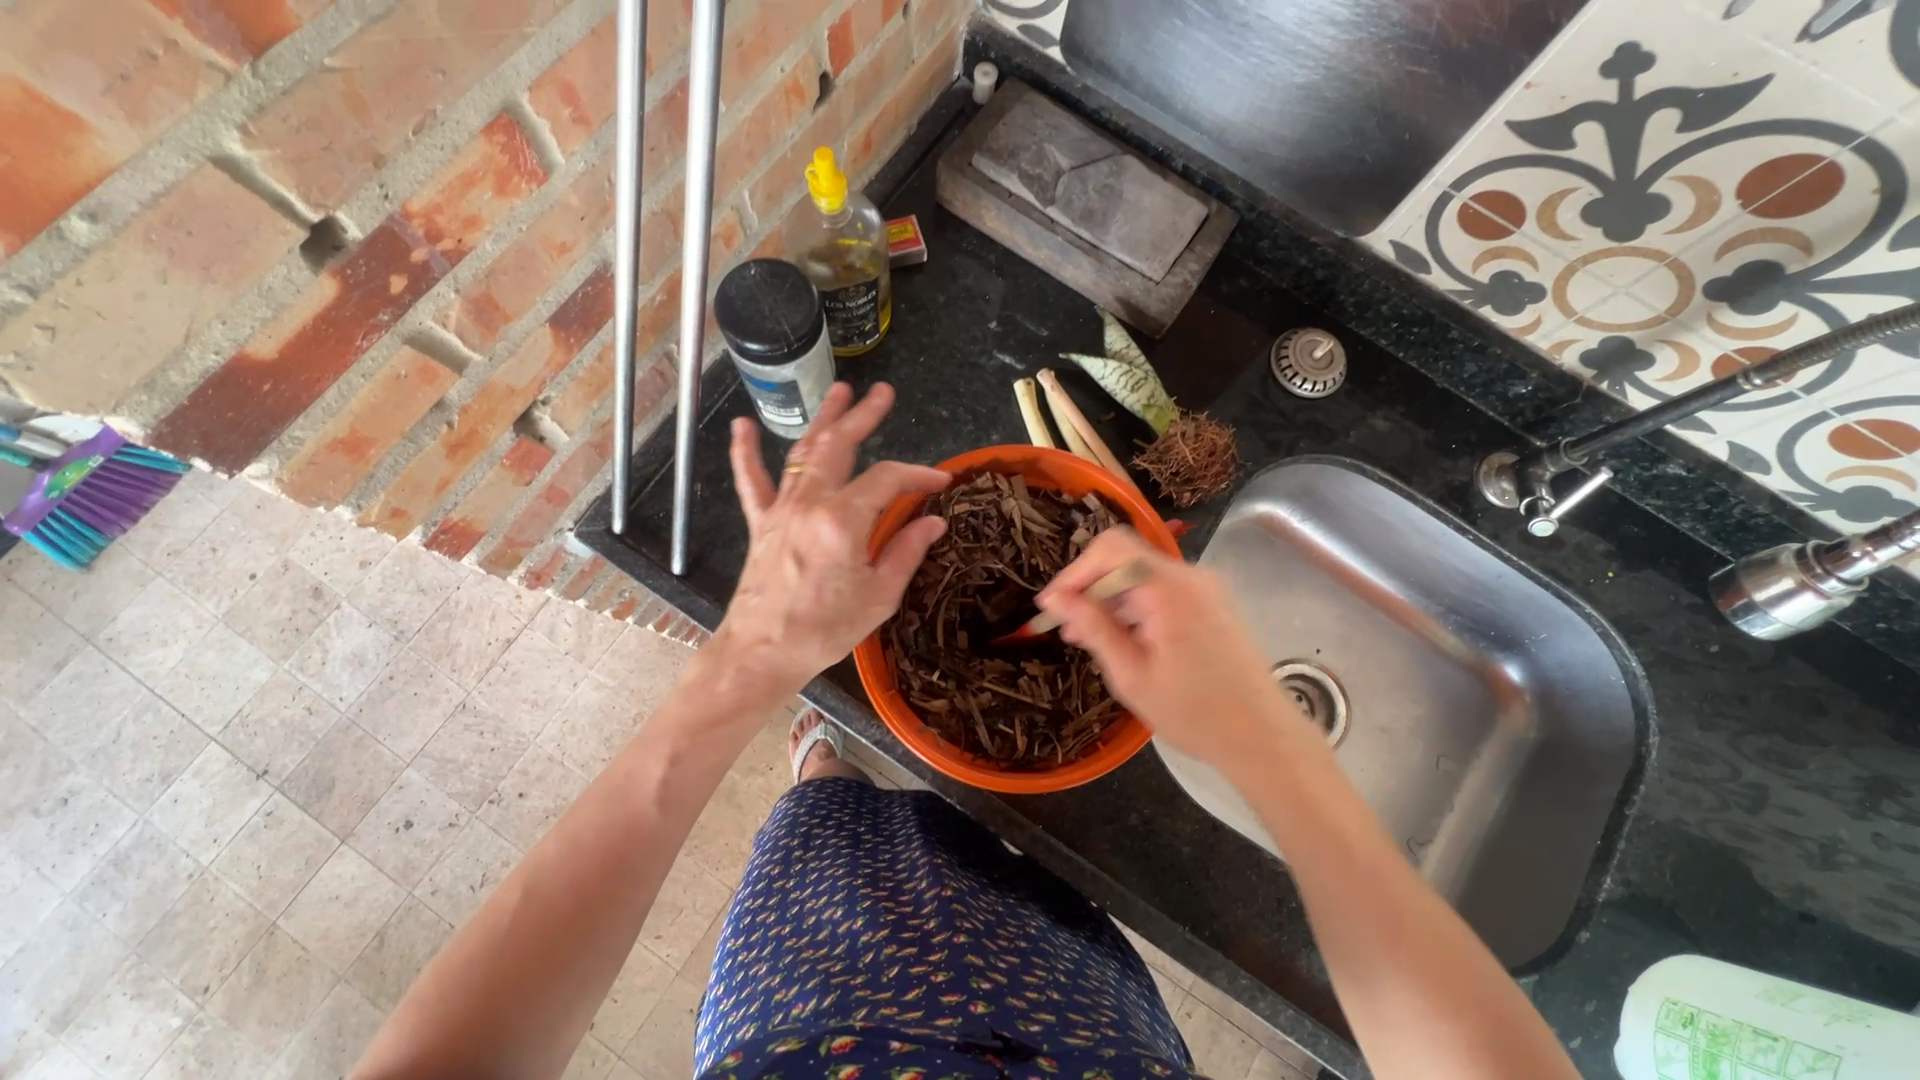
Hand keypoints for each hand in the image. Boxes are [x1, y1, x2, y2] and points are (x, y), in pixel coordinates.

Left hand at [714, 382, 949, 697]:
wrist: (762, 652)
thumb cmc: (824, 629)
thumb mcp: (879, 596)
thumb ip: (905, 552)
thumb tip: (932, 523)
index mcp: (843, 520)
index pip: (887, 479)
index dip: (917, 476)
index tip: (939, 483)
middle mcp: (809, 503)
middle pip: (839, 446)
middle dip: (863, 416)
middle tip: (883, 393)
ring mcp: (781, 510)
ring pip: (803, 452)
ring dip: (823, 419)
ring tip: (839, 391)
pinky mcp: (761, 524)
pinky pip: (752, 482)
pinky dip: (747, 452)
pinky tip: (743, 426)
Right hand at [1036, 527, 1314, 769]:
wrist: (1264, 737)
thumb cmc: (1195, 714)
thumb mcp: (1131, 675)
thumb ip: (1093, 628)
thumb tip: (1054, 598)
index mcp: (1170, 589)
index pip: (1110, 548)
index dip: (1075, 571)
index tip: (1053, 606)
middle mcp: (1191, 576)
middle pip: (1126, 559)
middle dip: (1091, 589)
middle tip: (1066, 629)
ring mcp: (1206, 588)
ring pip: (1143, 576)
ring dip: (1112, 601)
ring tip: (1090, 641)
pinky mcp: (1213, 603)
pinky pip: (1163, 591)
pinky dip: (1137, 608)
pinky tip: (1125, 642)